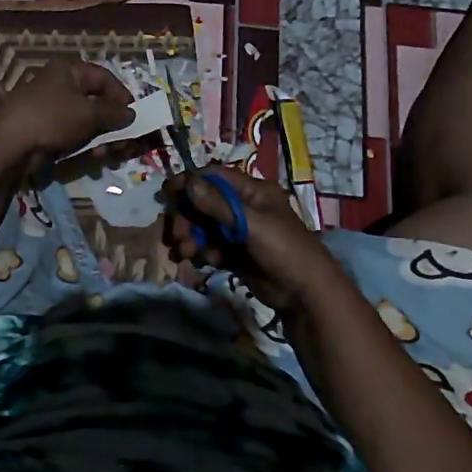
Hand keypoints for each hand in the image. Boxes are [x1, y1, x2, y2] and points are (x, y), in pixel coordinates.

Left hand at [0, 61, 133, 169]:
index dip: (121, 95)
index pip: (103, 77)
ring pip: (85, 122)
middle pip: (95, 102)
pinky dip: (85, 146)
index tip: (134, 115)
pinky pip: (72, 135)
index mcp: (68, 71)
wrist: (11, 143)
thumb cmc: (52, 117)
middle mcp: (59, 86)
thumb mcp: (88, 112)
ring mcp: (51, 110)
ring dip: (101, 138)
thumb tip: (131, 114)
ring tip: (109, 154)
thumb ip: (113, 112)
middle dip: (113, 123)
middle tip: (125, 142)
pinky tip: (93, 159)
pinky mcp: (45, 131)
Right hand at [163, 167, 344, 312]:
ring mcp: (239, 231)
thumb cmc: (284, 250)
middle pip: (204, 203)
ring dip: (191, 237)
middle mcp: (244, 207)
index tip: (167, 192)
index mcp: (253, 192)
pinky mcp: (235, 253)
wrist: (304, 294)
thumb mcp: (251, 224)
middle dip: (187, 217)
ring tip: (186, 253)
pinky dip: (203, 252)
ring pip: (204, 227)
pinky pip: (210, 246)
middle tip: (177, 234)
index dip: (190, 182)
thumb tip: (188, 182)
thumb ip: (217, 204)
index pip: (214, 177)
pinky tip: (207, 262)